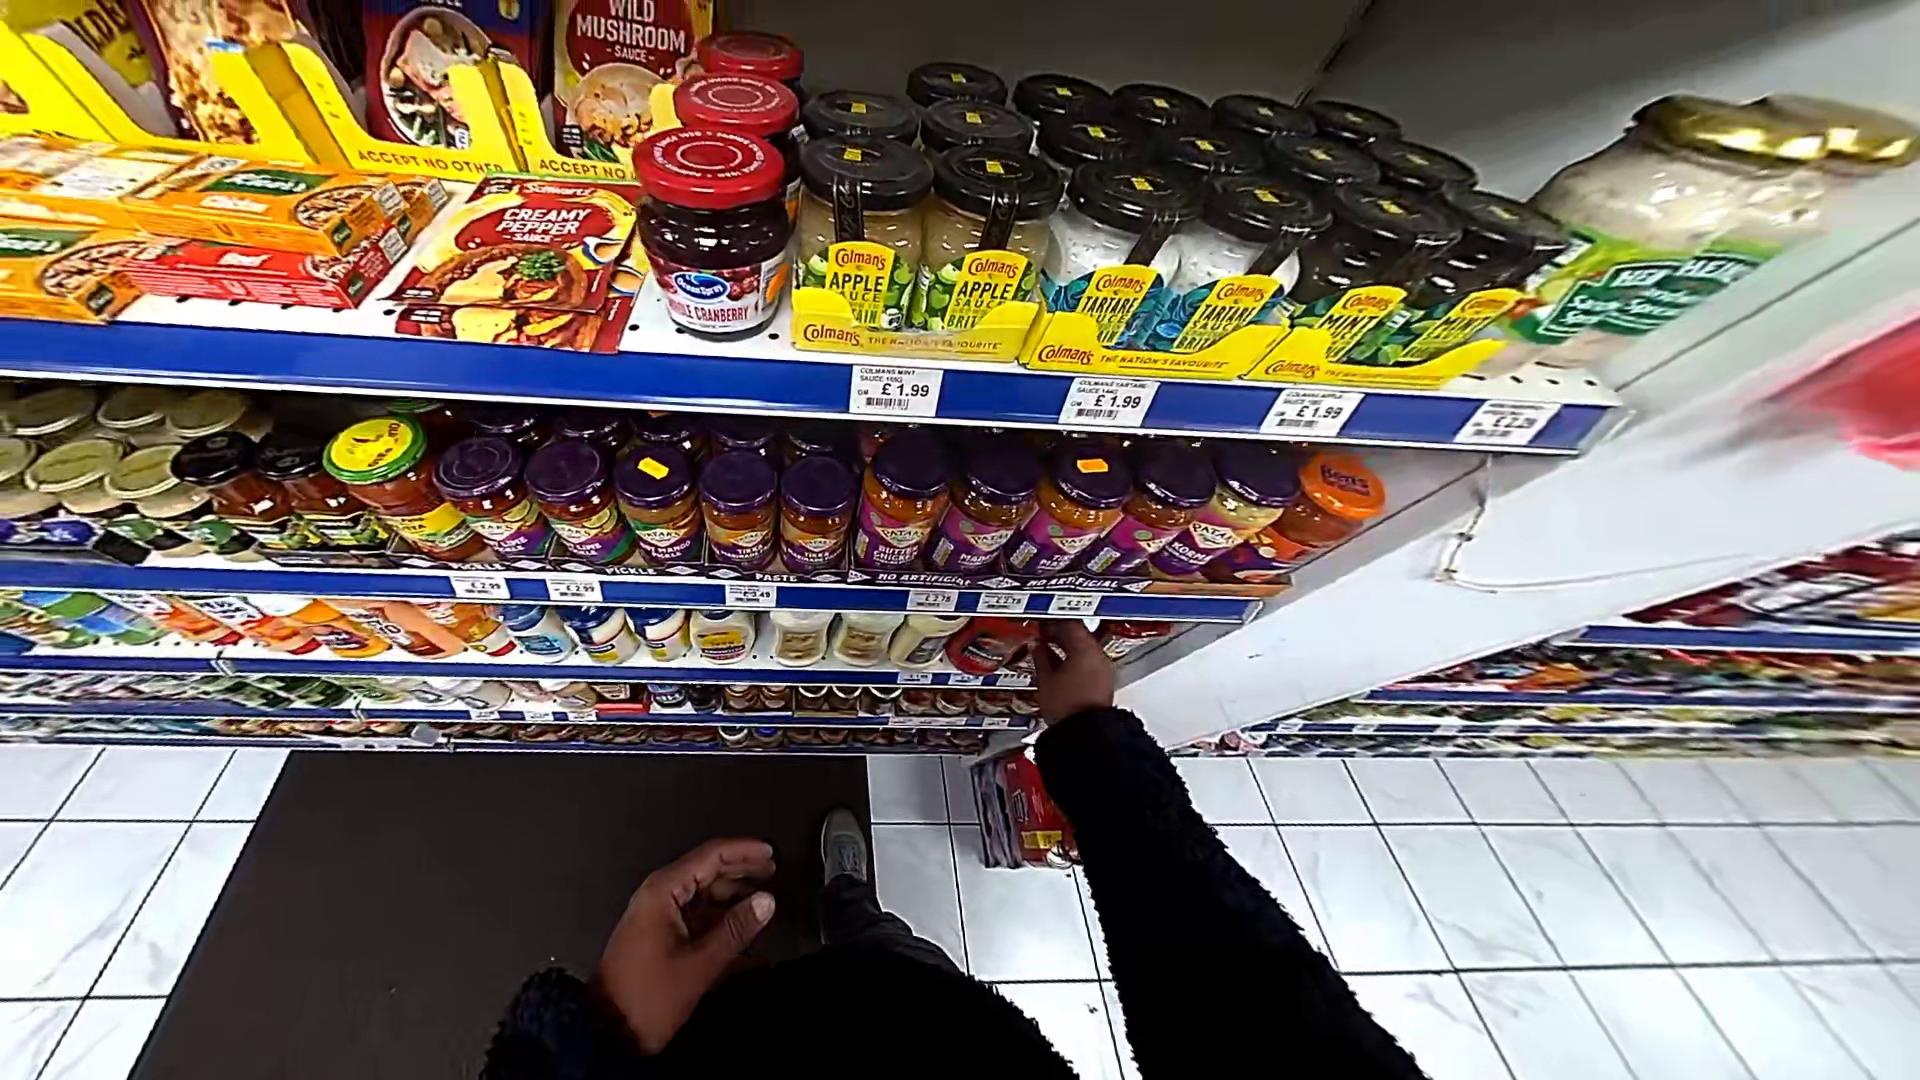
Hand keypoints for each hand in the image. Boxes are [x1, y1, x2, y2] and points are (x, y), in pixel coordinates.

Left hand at [597, 838, 775, 1053]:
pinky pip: (695, 914)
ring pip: (704, 893)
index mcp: (664, 890)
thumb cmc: (648, 997)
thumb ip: (736, 929)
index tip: (772, 852)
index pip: (711, 855)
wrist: (601, 1039)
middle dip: (742, 870)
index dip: (745, 851)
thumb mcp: (698, 965)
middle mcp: (659, 894)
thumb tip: (768, 900)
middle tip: (773, 872)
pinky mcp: (658, 933)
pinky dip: (719, 917)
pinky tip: (741, 929)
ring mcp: (658, 914)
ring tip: (762, 902)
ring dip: (733, 895)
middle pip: (708, 870)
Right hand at [1032, 620, 1113, 724]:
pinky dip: (1075, 660)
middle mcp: (1098, 656)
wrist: (1085, 735)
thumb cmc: (1066, 706)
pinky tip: (1061, 665)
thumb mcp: (1045, 678)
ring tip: (1049, 648)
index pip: (1069, 624)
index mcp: (1084, 649)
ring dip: (1067, 647)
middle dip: (1060, 633)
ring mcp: (1103, 670)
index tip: (1043, 620)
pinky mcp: (1103, 683)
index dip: (1053, 621)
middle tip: (1043, 632)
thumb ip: (1040, 656)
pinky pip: (1088, 663)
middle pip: (1079, 635)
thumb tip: (1036, 644)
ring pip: (1084, 649)